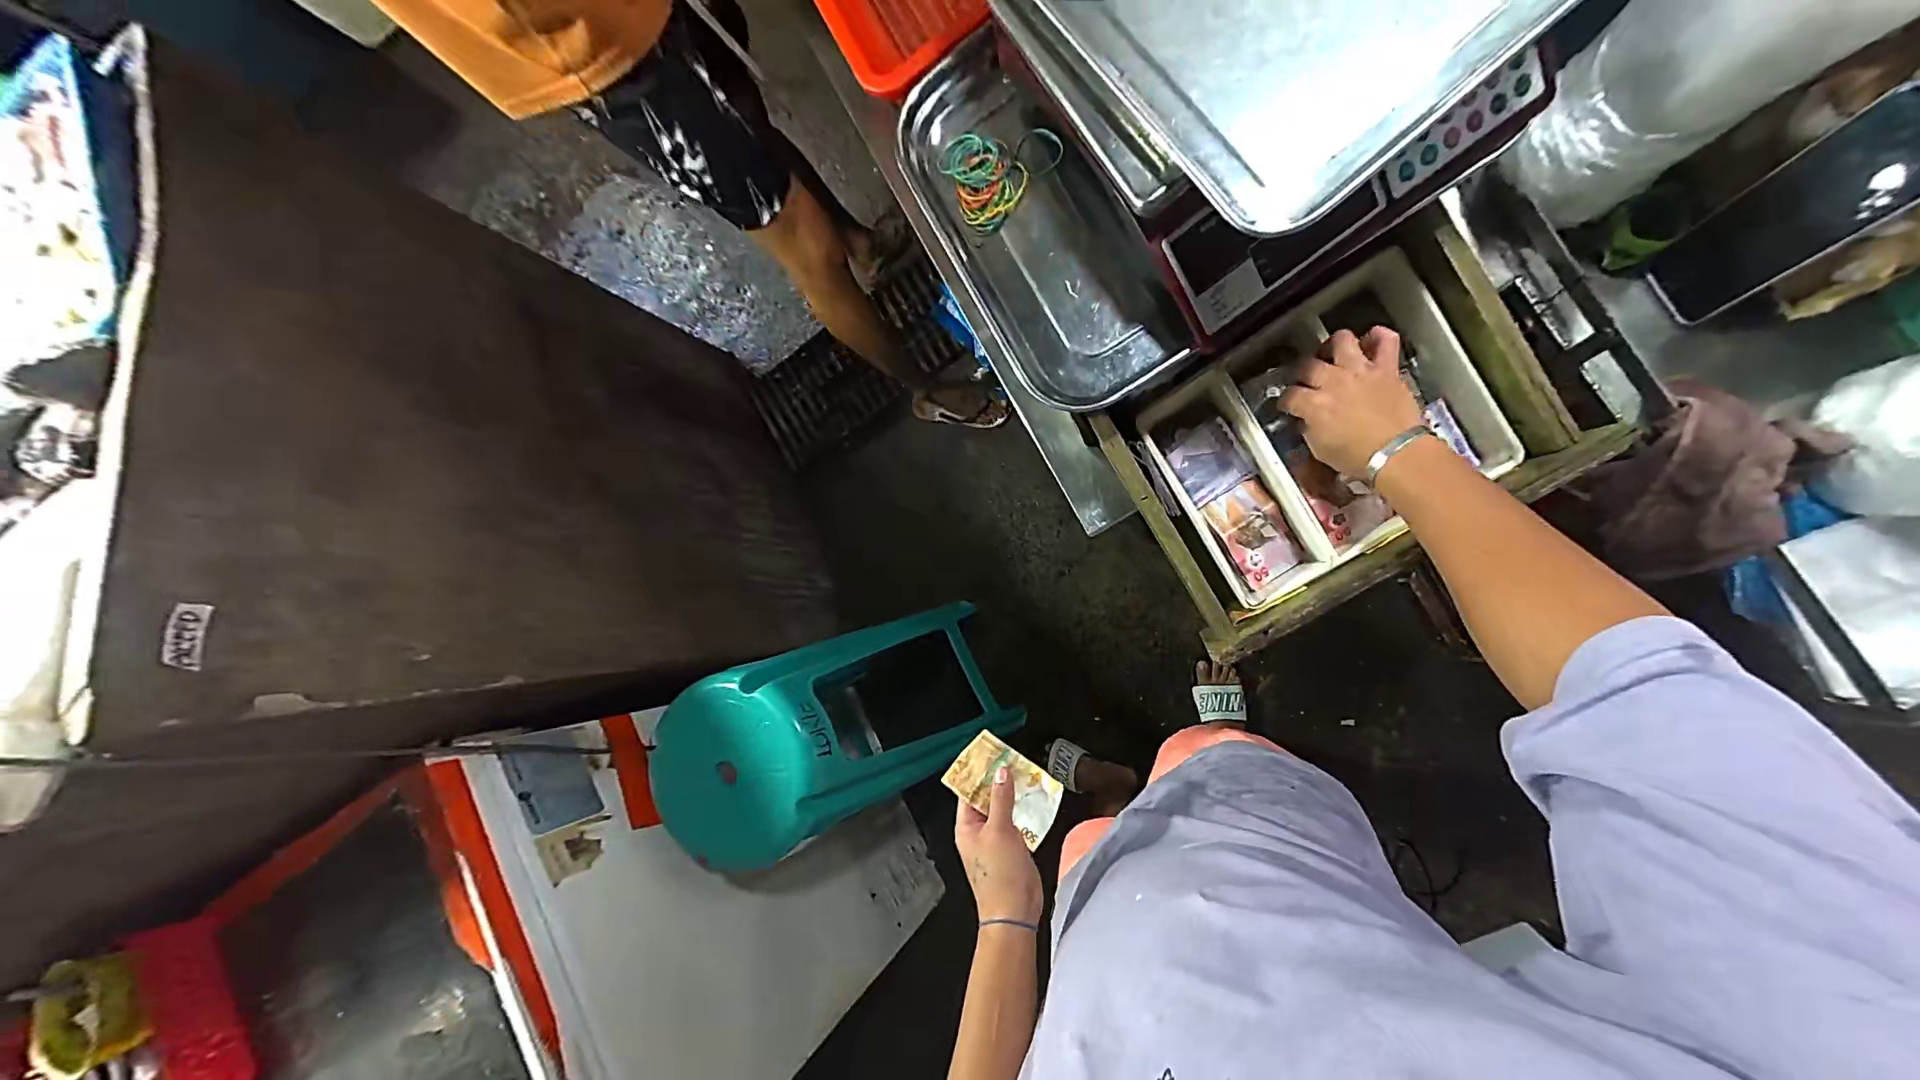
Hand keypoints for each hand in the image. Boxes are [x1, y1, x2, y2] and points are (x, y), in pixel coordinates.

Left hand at [954, 766, 1043, 924]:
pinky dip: (1023, 810)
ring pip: (1002, 808)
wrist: (1015, 913)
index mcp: (966, 826)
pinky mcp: (1012, 847)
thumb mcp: (999, 831)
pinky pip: (1016, 821)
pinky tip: (1033, 800)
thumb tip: (1000, 773)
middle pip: (986, 798)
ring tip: (1024, 775)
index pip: (968, 791)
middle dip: (998, 780)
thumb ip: (1000, 799)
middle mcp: (978, 831)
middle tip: (1011, 760)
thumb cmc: (1000, 879)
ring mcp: (995, 839)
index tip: (990, 755)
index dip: (978, 773)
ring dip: (1012, 794)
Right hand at [1278, 328, 1423, 477]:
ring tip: (1333, 355)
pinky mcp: (1386, 369)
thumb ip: (1308, 428)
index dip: (1286, 401)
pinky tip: (1371, 340)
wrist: (1397, 453)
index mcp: (1313, 404)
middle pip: (1307, 365)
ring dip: (1333, 346)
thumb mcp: (1319, 449)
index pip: (1288, 395)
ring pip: (1340, 340)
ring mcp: (1360, 371)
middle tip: (1305, 381)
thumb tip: (1305, 418)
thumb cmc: (1356, 457)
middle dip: (1301, 373)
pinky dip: (1378, 336)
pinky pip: (1385, 341)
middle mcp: (1333, 381)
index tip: (1288, 406)